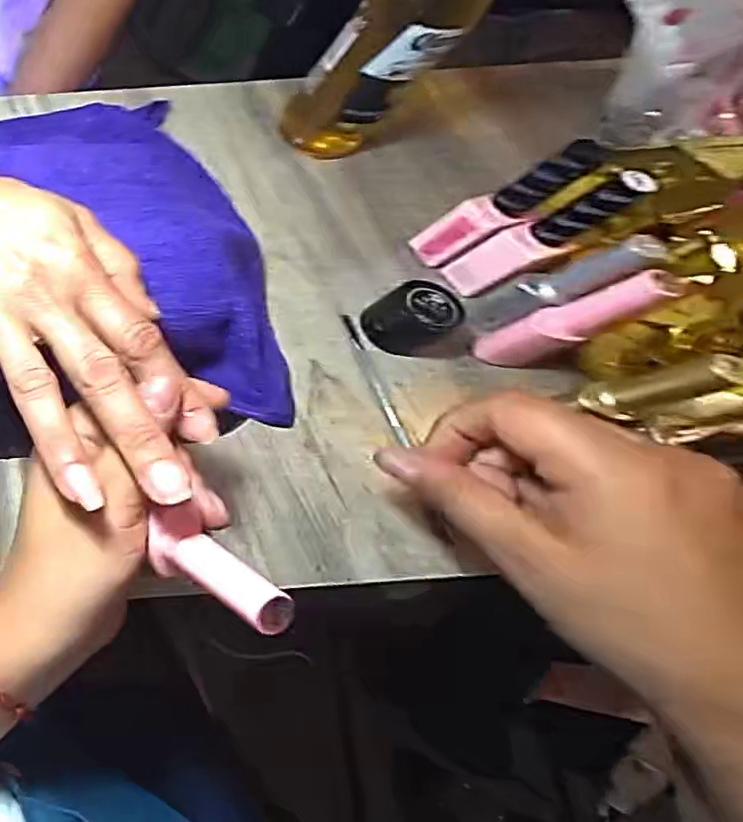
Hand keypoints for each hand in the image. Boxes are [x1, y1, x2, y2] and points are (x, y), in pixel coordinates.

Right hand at [0, 165, 226, 512]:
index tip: (201, 431)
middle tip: (169, 488)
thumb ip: (118, 268)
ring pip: (32, 387)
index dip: (171, 384)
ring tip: (86, 497)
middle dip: (136, 433)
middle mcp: (42, 302)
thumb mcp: (77, 220)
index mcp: (80, 274)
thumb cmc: (10, 206)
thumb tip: (152, 317)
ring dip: (59, 444)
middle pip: (96, 374)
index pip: (135, 336)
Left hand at [0, 402, 232, 649]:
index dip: (169, 398)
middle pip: (146, 433)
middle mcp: (82, 451)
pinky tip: (195, 536)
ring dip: (187, 494)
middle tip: (207, 496)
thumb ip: (138, 439)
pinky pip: (154, 498)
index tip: (212, 406)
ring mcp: (100, 482)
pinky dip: (177, 515)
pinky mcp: (115, 512)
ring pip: (156, 469)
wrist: (52, 623)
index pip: (121, 394)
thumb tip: (160, 377)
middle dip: (184, 461)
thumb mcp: (115, 493)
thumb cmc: (73, 557)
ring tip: (206, 522)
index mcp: (68, 434)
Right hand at [374, 392, 742, 730]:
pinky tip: (574, 529)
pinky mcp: (707, 491)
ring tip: (531, 526)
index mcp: (616, 463)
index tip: (437, 474)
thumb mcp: (520, 554)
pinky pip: (611, 463)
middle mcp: (661, 453)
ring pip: (570, 442)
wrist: (741, 688)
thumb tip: (389, 456)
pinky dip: (572, 484)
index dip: (454, 431)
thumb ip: (452, 494)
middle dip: (492, 459)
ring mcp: (693, 471)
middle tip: (485, 511)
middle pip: (538, 423)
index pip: (505, 408)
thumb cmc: (622, 620)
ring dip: (530, 473)